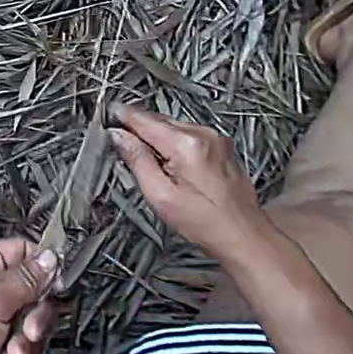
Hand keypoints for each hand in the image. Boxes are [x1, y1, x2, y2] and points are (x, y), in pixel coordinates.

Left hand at [0, 238, 59, 353]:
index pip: (25, 252)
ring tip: (12, 353)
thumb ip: (26, 278)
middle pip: (36, 290)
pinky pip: (25, 346)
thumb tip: (51, 258)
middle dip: (37, 315)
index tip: (54, 288)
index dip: (44, 269)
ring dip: (28, 342)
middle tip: (28, 329)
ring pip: (33, 322)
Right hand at [109, 101, 260, 257]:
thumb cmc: (206, 222)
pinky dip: (173, 144)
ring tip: (153, 168)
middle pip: (157, 120)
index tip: (107, 118)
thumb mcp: (160, 195)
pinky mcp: (220, 145)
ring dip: (156, 139)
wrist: (245, 236)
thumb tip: (118, 135)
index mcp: (185, 144)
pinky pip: (187, 135)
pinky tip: (173, 168)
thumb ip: (136, 160)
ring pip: (171, 126)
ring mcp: (214, 138)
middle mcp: (202, 134)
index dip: (121, 118)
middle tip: (125, 152)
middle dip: (139, 132)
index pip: (142, 119)